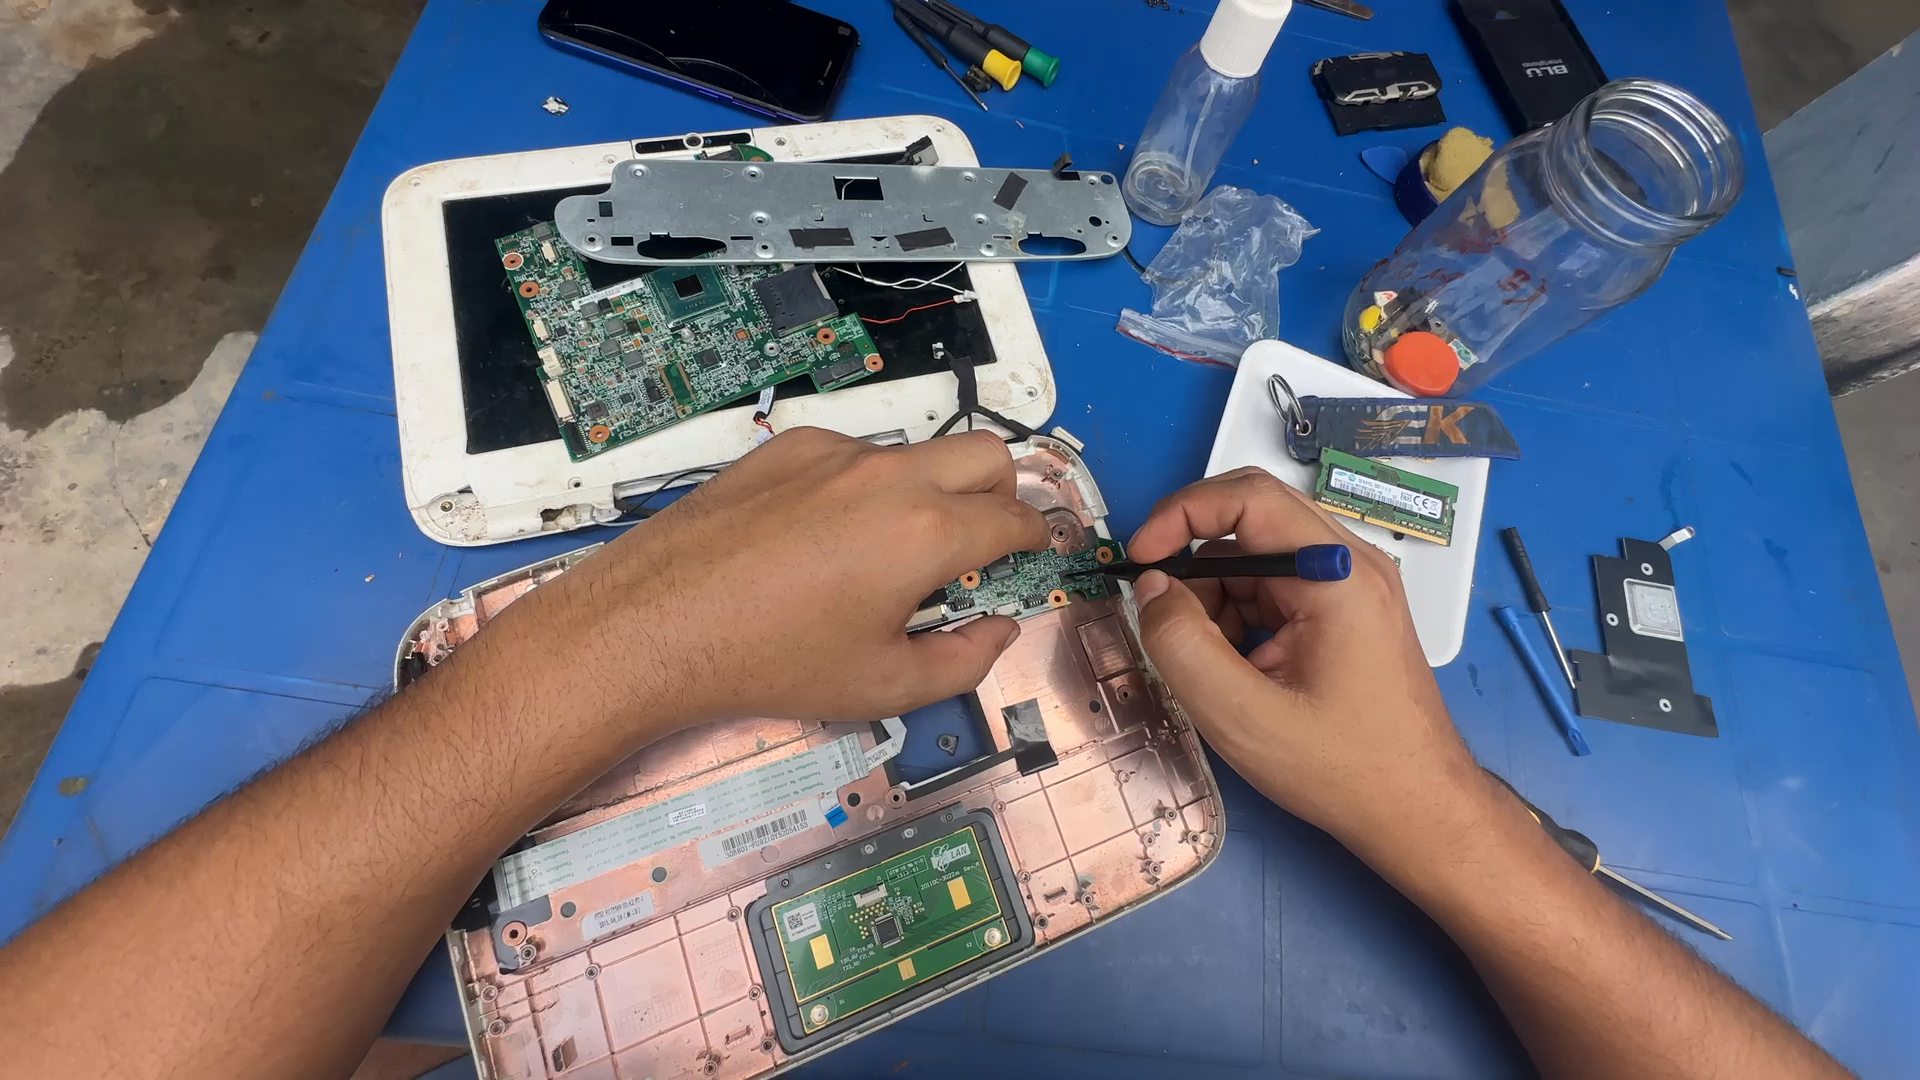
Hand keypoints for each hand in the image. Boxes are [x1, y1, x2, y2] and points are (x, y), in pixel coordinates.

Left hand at [483, 428, 1048, 731]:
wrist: (656, 625)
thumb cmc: (779, 664)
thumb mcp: (884, 687)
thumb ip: (965, 662)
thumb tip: (1000, 627)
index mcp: (926, 532)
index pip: (1015, 517)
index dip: (1035, 537)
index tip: (1029, 553)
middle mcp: (891, 475)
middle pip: (988, 454)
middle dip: (1003, 495)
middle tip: (977, 543)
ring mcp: (836, 451)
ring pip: (919, 453)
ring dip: (931, 491)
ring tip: (885, 548)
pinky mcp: (788, 445)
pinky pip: (855, 454)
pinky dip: (867, 486)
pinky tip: (819, 533)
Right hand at [1127, 467, 1483, 861]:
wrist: (1420, 815)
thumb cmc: (1338, 768)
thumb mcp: (1240, 714)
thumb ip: (1181, 644)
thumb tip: (1150, 586)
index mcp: (1337, 574)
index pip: (1249, 498)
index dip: (1181, 514)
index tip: (1139, 560)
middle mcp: (1349, 562)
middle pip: (1250, 517)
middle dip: (1190, 554)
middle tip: (1157, 605)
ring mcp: (1348, 584)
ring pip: (1253, 553)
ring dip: (1209, 590)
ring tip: (1204, 656)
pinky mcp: (1339, 608)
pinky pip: (1268, 582)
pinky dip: (1232, 610)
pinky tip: (1233, 662)